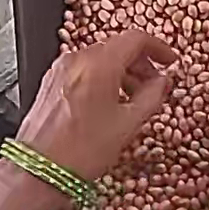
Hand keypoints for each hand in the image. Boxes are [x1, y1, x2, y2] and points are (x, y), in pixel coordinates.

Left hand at [0, 31, 178, 209]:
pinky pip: (82, 70)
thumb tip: (163, 82)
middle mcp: (77, 60)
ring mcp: (60, 70)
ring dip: (121, 72)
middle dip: (140, 63)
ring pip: (99, 59)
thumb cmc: (81, 151)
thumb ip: (152, 96)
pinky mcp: (50, 82)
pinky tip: (108, 103)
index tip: (169, 61)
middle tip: (155, 85)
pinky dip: (100, 79)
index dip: (158, 48)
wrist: (39, 171)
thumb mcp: (128, 125)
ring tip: (133, 99)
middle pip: (117, 47)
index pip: (135, 38)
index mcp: (99, 64)